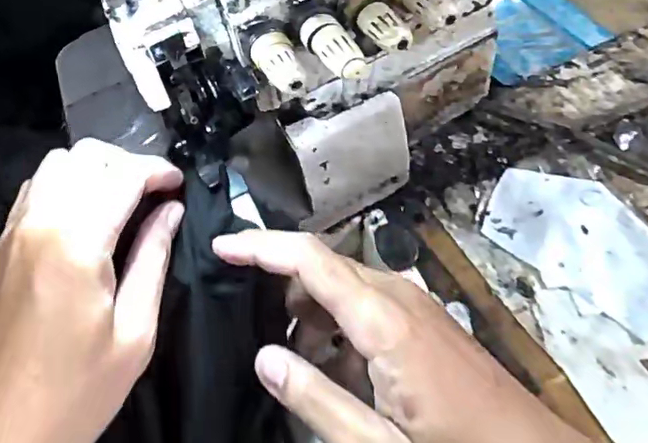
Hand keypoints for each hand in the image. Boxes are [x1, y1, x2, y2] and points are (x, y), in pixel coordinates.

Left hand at [0, 140, 184, 442]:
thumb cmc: (73, 393)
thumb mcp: (133, 335)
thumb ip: (153, 259)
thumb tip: (170, 211)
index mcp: (76, 241)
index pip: (122, 174)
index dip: (157, 170)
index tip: (177, 183)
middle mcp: (41, 220)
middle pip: (88, 155)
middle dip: (127, 162)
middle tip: (153, 192)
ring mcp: (15, 228)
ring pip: (58, 161)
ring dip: (94, 167)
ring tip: (121, 197)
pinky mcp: (1, 241)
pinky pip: (36, 184)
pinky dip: (65, 180)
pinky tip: (84, 210)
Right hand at [213, 229, 588, 442]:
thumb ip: (317, 401)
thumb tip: (263, 356)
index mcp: (381, 317)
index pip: (307, 256)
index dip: (259, 245)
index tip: (220, 246)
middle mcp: (396, 294)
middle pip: (322, 263)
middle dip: (278, 276)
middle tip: (240, 302)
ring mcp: (416, 305)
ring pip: (344, 283)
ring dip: (308, 304)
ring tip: (284, 347)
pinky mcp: (427, 322)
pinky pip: (368, 303)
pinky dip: (337, 321)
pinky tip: (331, 365)